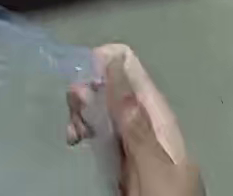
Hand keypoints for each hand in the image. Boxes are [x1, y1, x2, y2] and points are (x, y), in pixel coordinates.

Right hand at [68, 44, 202, 195]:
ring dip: (83, 111)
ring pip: (103, 113)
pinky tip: (74, 141)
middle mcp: (147, 129)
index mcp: (161, 122)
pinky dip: (85, 133)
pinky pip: (100, 139)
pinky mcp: (122, 171)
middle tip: (71, 105)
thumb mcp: (155, 170)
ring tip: (71, 128)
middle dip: (89, 89)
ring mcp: (135, 151)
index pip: (133, 70)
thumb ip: (135, 123)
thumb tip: (114, 66)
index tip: (83, 72)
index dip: (107, 61)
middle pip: (114, 89)